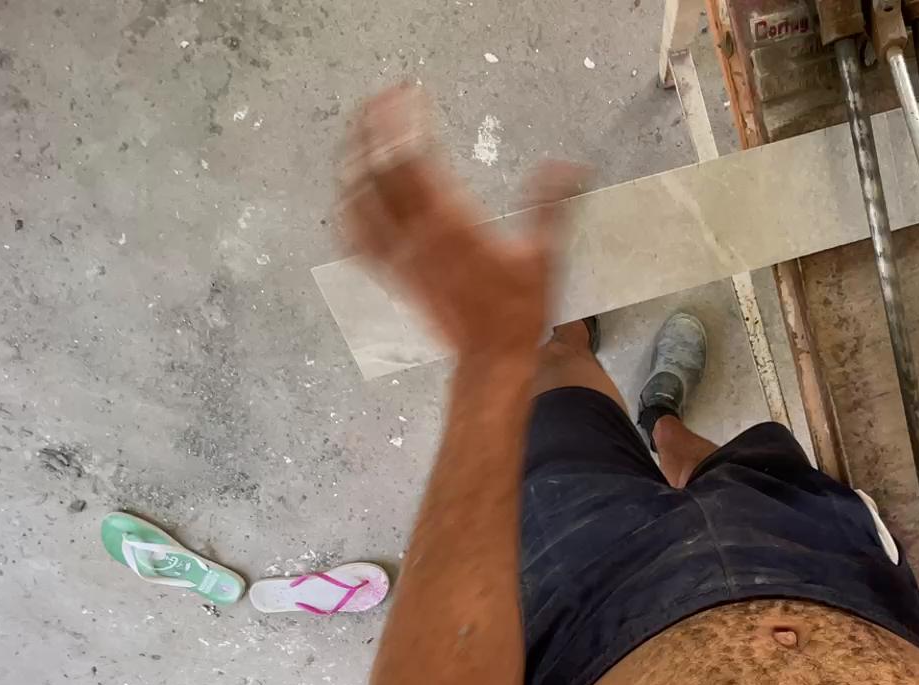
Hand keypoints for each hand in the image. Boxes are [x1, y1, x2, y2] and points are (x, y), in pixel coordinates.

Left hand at [338, 84, 586, 370]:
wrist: (492, 358)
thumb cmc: (517, 312)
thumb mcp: (544, 255)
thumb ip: (552, 204)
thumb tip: (571, 167)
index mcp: (452, 221)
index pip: (412, 152)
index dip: (403, 115)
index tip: (410, 92)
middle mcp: (417, 234)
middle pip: (376, 165)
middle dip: (371, 124)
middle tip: (380, 100)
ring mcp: (399, 255)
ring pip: (357, 196)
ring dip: (352, 159)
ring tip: (359, 134)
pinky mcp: (392, 275)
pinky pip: (356, 238)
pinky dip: (347, 211)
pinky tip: (348, 197)